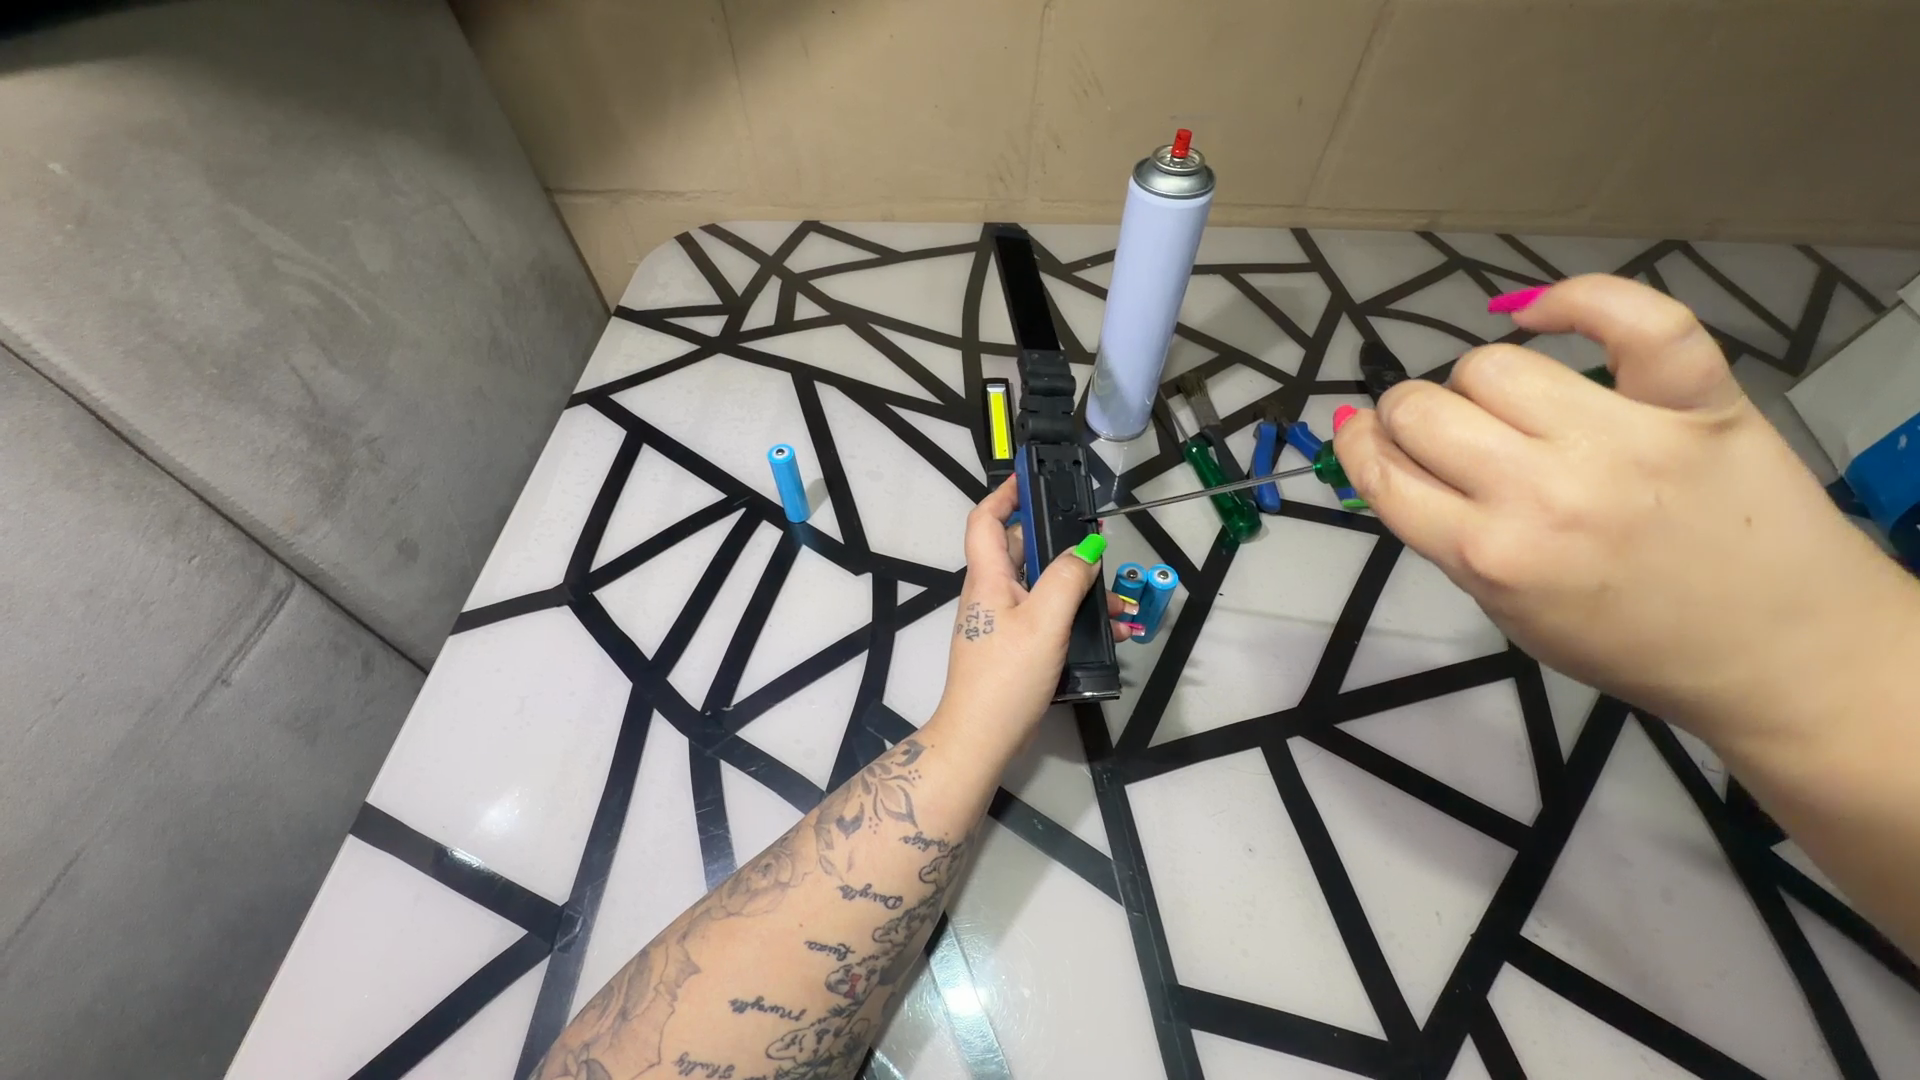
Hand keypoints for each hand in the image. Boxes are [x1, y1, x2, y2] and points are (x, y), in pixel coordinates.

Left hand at [932, 478, 1126, 748]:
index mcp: (988, 578)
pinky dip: (1074, 618)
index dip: (1005, 495)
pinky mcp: (1013, 647)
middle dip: (1060, 544)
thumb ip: (1068, 579)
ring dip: (1077, 587)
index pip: (986, 521)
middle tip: (1098, 541)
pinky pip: (1045, 619)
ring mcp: (1001, 622)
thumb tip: (1087, 548)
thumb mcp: (1044, 621)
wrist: (981, 737)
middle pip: (1022, 552)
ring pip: (1040, 589)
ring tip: (1117, 597)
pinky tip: (1109, 632)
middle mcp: (991, 594)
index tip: (1032, 481)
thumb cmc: (1006, 675)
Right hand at [1334, 275, 1919, 747]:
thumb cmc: (1625, 645)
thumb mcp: (1502, 610)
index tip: (1357, 433)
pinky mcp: (1699, 404)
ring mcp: (1623, 440)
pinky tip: (1540, 312)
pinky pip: (1635, 319)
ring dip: (1473, 382)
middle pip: (1420, 409)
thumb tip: (1384, 457)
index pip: (1382, 473)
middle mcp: (1541, 492)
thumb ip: (1442, 535)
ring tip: (1500, 403)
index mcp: (1489, 555)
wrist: (1784, 655)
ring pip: (1493, 364)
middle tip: (1430, 431)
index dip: (1355, 445)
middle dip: (1403, 415)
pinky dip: (1578, 301)